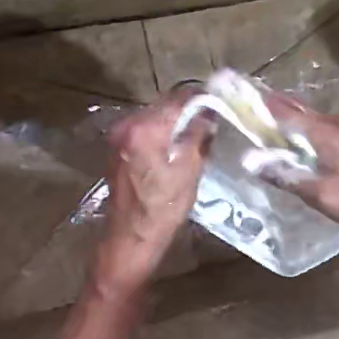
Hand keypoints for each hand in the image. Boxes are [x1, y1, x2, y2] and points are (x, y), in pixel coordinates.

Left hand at [93, 91, 209, 290]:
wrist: (130, 239)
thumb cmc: (163, 209)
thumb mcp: (189, 171)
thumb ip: (198, 135)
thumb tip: (209, 114)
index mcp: (146, 129)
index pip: (179, 99)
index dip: (203, 99)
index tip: (221, 103)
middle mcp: (127, 125)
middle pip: (164, 104)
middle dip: (189, 109)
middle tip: (212, 118)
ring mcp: (118, 135)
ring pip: (154, 116)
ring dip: (175, 120)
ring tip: (198, 132)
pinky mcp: (116, 147)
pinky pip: (144, 129)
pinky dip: (161, 131)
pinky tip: (177, 144)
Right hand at [263, 94, 338, 242]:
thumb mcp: (317, 192)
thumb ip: (284, 174)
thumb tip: (249, 160)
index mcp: (322, 131)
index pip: (283, 110)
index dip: (259, 102)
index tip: (238, 90)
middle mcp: (335, 123)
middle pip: (298, 109)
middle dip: (274, 105)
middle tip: (249, 103)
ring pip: (313, 117)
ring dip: (292, 116)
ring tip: (271, 120)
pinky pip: (325, 127)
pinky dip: (308, 128)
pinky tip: (305, 139)